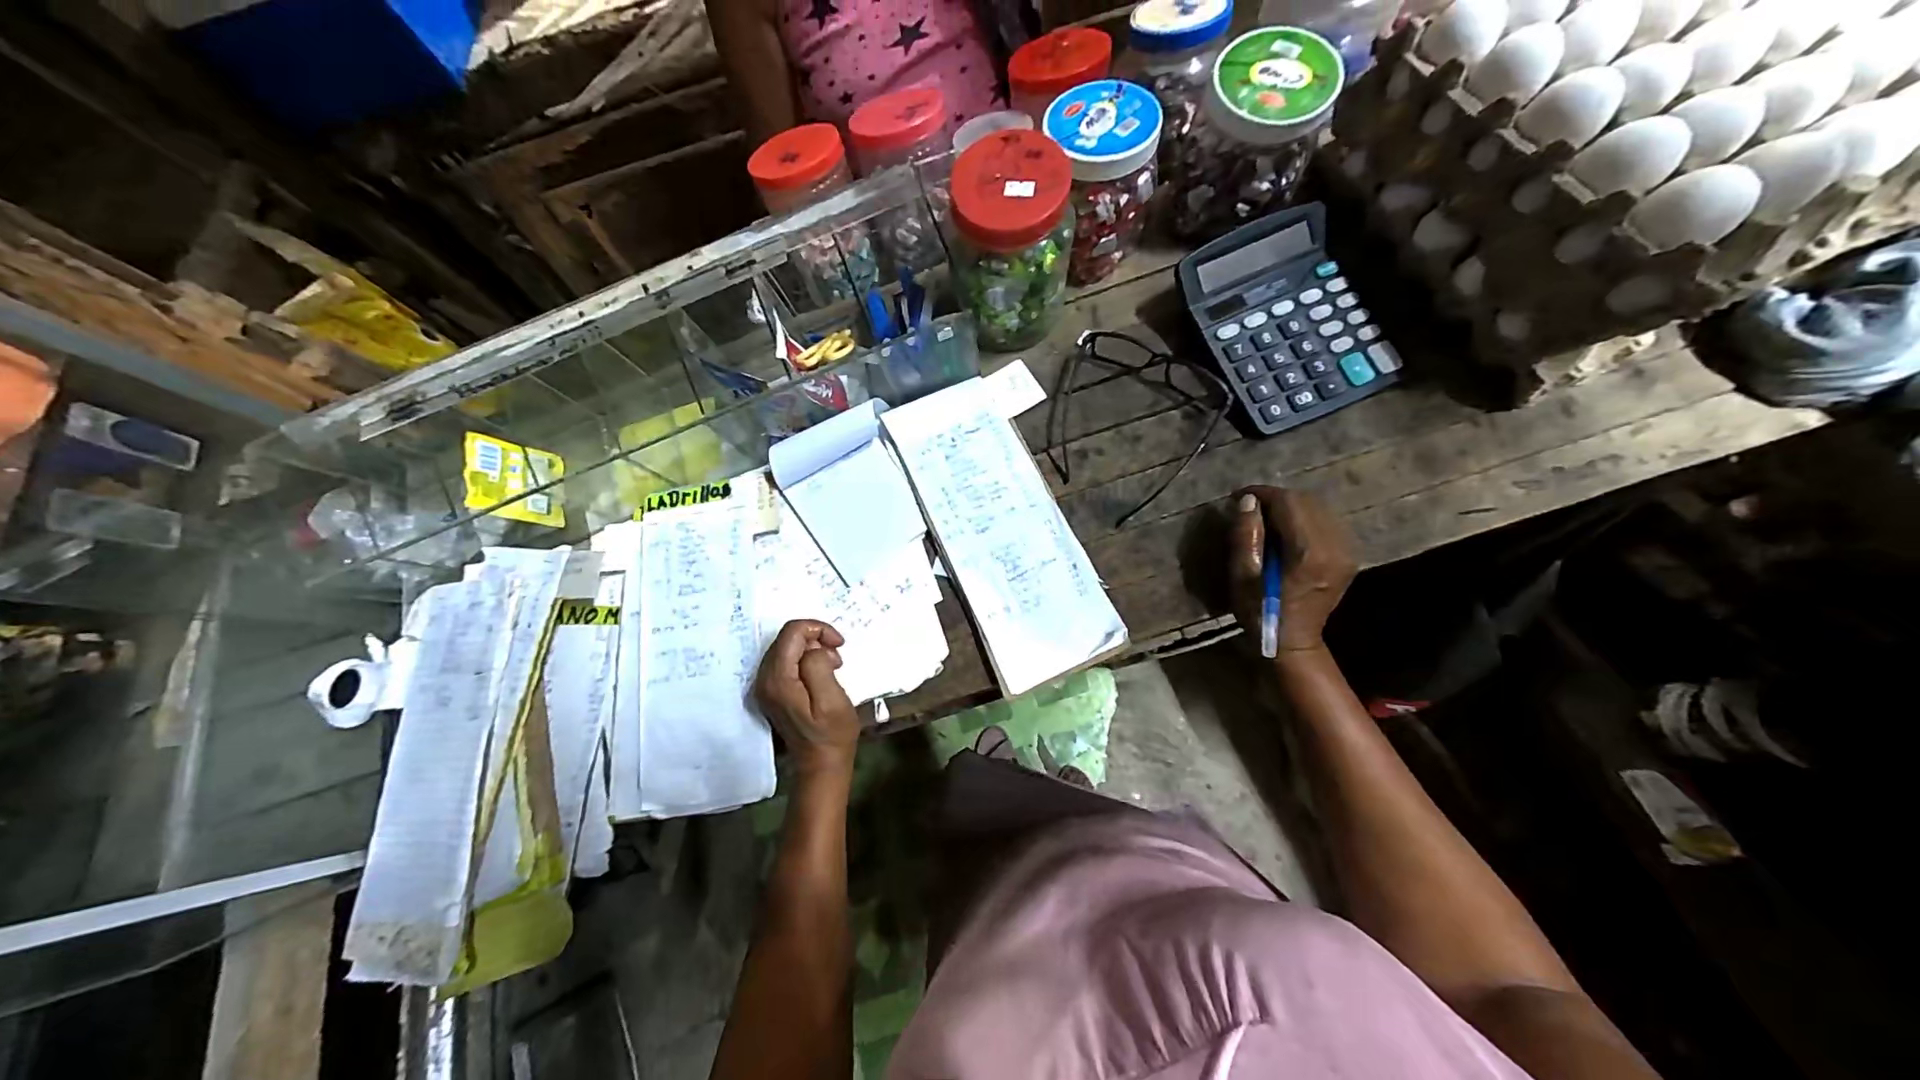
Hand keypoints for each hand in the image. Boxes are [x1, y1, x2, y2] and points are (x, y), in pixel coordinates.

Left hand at [753, 619, 859, 776]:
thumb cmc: (832, 734)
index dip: (818, 629)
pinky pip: (787, 661)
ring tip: (833, 667)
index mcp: (778, 679)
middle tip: (837, 658)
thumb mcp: (831, 699)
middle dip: (816, 638)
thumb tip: (814, 650)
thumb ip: (818, 666)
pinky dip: (806, 659)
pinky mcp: (772, 691)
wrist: (821, 764)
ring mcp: (765, 686)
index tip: (839, 644)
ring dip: (812, 648)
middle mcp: (764, 679)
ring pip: (787, 647)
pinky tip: (821, 674)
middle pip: (787, 637)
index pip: (792, 632)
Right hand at [1229, 486, 1356, 654]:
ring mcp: (1346, 551)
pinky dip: (1303, 519)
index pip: (1288, 503)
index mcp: (1309, 553)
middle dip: (1275, 499)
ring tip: (1265, 518)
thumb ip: (1246, 537)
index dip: (1262, 494)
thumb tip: (1248, 501)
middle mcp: (1335, 546)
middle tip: (1249, 508)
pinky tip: (1285, 531)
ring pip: (1318, 508)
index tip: (1238, 497)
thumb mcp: (1242, 578)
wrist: (1293, 642)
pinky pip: (1326, 522)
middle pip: (1306, 502)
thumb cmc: (1260, 613)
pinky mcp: (1348, 555)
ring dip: (1289, 507)